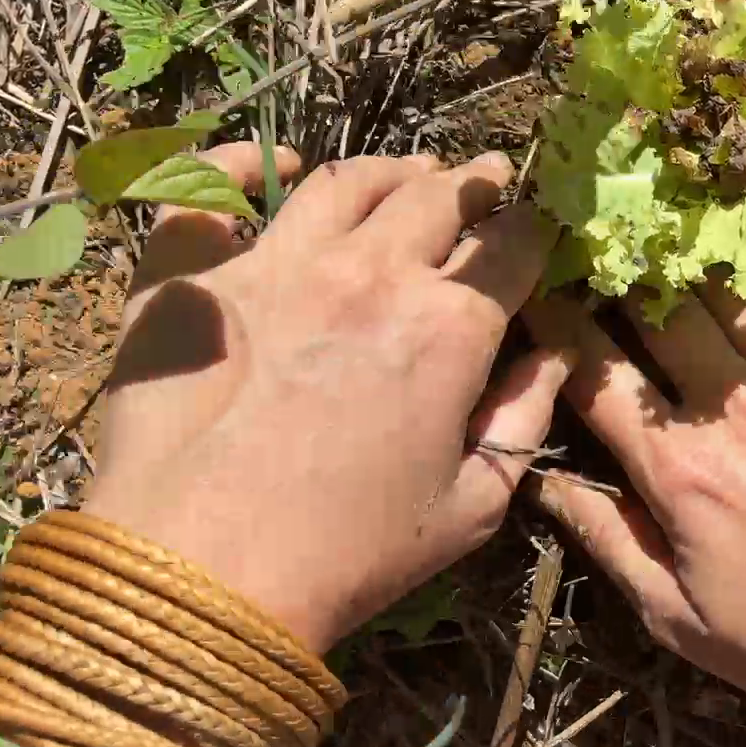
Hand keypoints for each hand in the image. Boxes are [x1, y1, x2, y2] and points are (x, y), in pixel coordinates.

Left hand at [83, 146, 567, 651]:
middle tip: (489, 176)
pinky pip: (206, 194)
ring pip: (346, 182)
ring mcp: (275, 269)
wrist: (203, 582)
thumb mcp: (480, 497)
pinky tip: (272, 164)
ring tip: (412, 170)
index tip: (543, 225)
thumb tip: (556, 355)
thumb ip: (527, 415)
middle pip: (440, 197)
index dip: (537, 228)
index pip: (512, 247)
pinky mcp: (189, 283)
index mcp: (452, 328)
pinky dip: (239, 166)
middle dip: (477, 181)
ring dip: (393, 168)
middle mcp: (372, 277)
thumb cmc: (360, 549)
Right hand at [522, 273, 745, 720]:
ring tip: (684, 243)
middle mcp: (733, 409)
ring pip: (738, 297)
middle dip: (625, 278)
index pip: (596, 374)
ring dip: (703, 265)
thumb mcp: (672, 614)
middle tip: (613, 257)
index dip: (557, 325)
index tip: (541, 293)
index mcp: (676, 467)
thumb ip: (606, 538)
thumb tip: (543, 482)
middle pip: (661, 313)